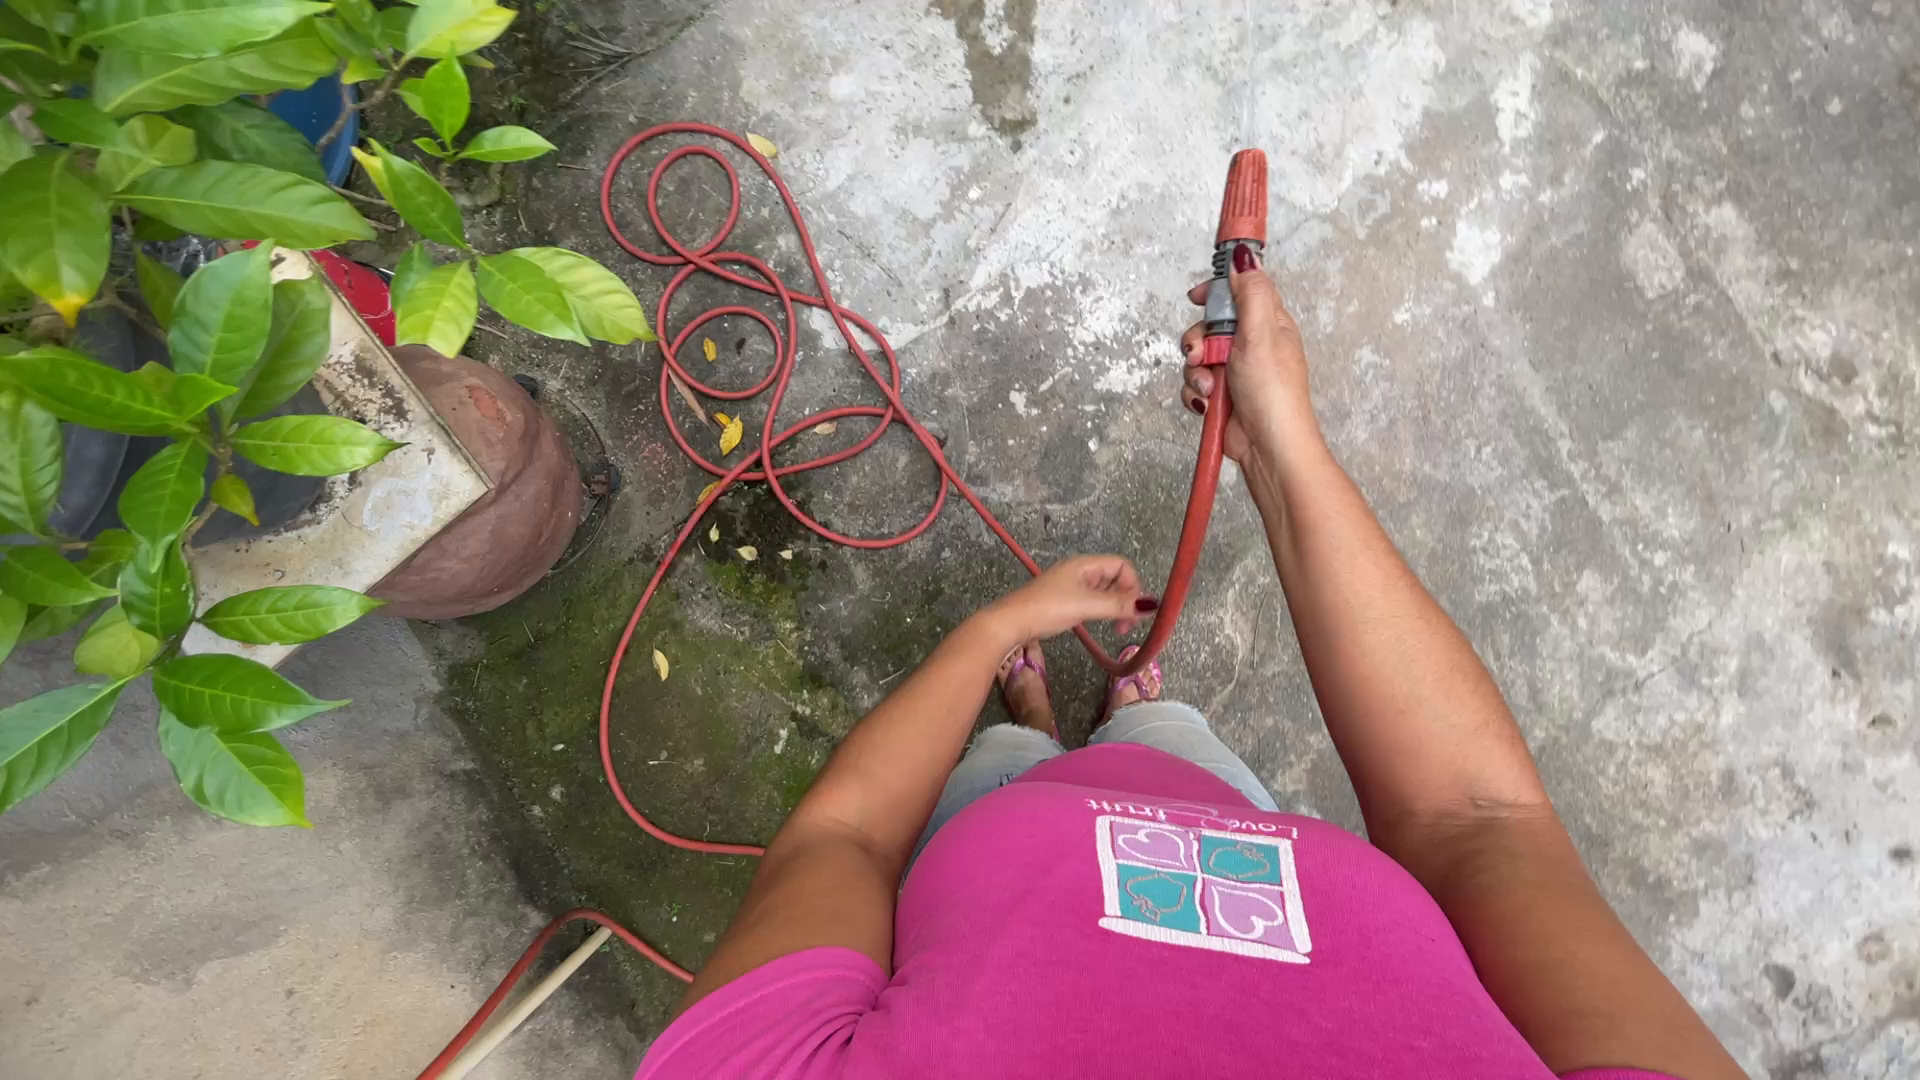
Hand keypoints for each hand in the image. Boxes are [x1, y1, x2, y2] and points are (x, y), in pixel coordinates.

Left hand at [981, 555, 1150, 643]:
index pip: (1122, 566)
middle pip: (1116, 578)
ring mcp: (1072, 585)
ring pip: (1105, 591)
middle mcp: (1081, 570)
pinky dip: (1101, 610)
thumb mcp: (1087, 605)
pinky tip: (1098, 623)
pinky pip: (1092, 600)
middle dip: (1126, 599)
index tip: (1133, 611)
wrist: (1012, 622)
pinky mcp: (1065, 600)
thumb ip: (1119, 604)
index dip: (1133, 586)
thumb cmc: (1048, 608)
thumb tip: (1152, 604)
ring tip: (1115, 628)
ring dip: (1115, 607)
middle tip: (1124, 625)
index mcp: (1086, 564)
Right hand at [1179, 245, 1318, 462]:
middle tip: (1202, 354)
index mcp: (1268, 324)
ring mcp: (1234, 371)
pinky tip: (1207, 404)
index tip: (1195, 296)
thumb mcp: (1262, 333)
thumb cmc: (1272, 394)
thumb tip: (1243, 258)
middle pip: (1208, 326)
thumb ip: (1250, 293)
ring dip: (1196, 373)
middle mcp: (1250, 345)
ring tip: (1211, 389)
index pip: (1238, 292)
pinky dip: (1195, 394)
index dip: (1215, 291)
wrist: (1267, 445)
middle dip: (1198, 341)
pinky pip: (1194, 384)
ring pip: (1196, 358)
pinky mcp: (1220, 395)